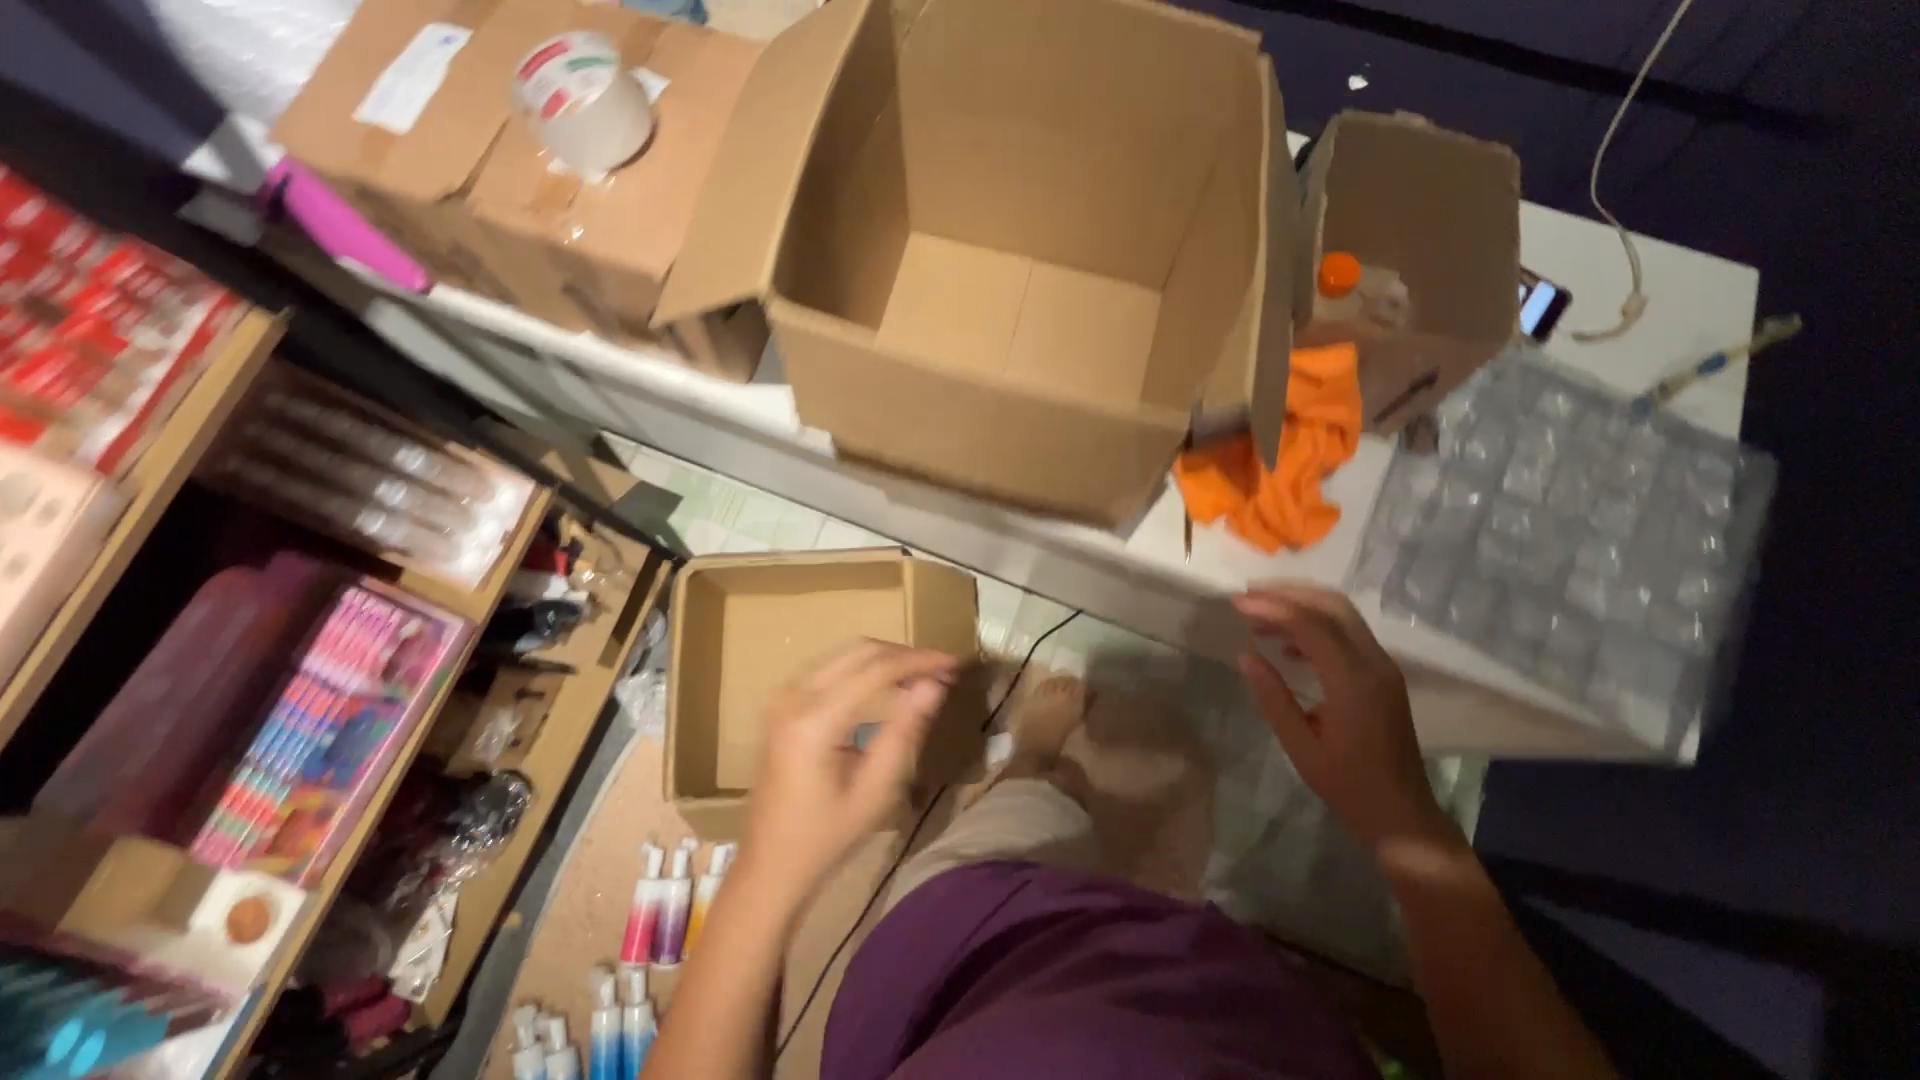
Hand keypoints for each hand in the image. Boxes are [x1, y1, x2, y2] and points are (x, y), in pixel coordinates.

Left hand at [739, 639, 956, 899]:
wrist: (770, 864)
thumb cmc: (827, 837)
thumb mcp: (875, 791)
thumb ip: (904, 731)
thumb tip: (933, 686)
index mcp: (815, 720)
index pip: (877, 668)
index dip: (919, 661)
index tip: (954, 664)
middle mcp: (794, 697)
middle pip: (859, 650)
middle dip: (904, 654)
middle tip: (942, 669)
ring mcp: (782, 698)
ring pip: (844, 654)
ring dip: (884, 658)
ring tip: (921, 676)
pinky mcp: (781, 705)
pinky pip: (828, 668)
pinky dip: (862, 668)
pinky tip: (887, 685)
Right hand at [1234, 585, 1454, 854]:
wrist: (1400, 811)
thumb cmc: (1347, 784)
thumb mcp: (1299, 745)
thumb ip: (1272, 697)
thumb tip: (1246, 656)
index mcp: (1353, 682)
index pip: (1311, 625)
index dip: (1272, 608)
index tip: (1237, 603)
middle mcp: (1374, 664)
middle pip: (1333, 606)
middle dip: (1289, 593)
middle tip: (1249, 596)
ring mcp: (1383, 666)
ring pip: (1343, 615)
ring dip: (1302, 606)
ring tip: (1259, 615)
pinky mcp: (1383, 674)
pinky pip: (1349, 634)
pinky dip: (1316, 625)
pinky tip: (1286, 643)